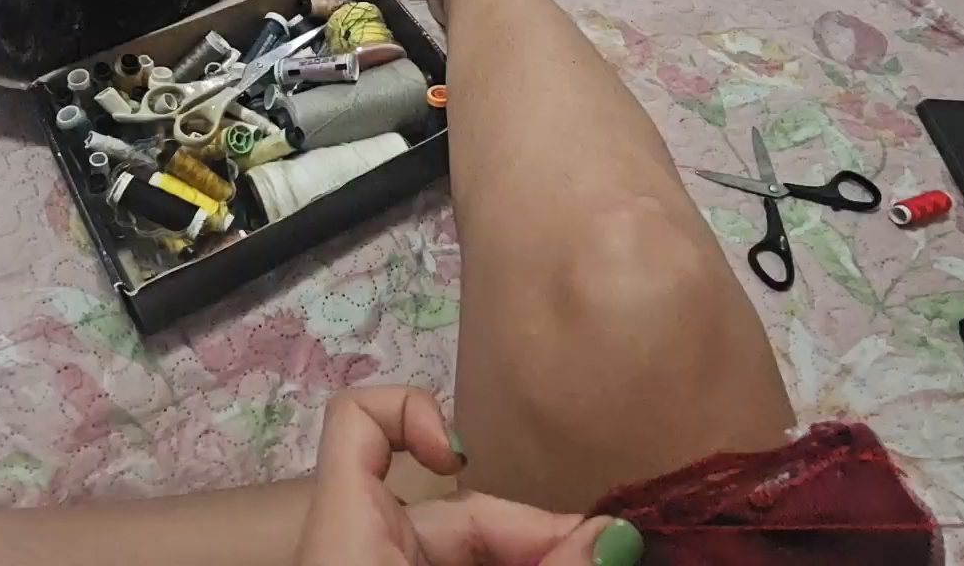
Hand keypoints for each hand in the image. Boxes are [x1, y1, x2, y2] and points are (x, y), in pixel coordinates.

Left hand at [293, 387, 641, 565]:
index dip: (412, 411)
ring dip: (542, 557)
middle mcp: (366, 544)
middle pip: (453, 504)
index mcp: (346, 529)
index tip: (461, 456)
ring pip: (475, 550)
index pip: (357, 417)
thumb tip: (617, 539)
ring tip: (604, 561)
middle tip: (611, 553)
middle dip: (535, 529)